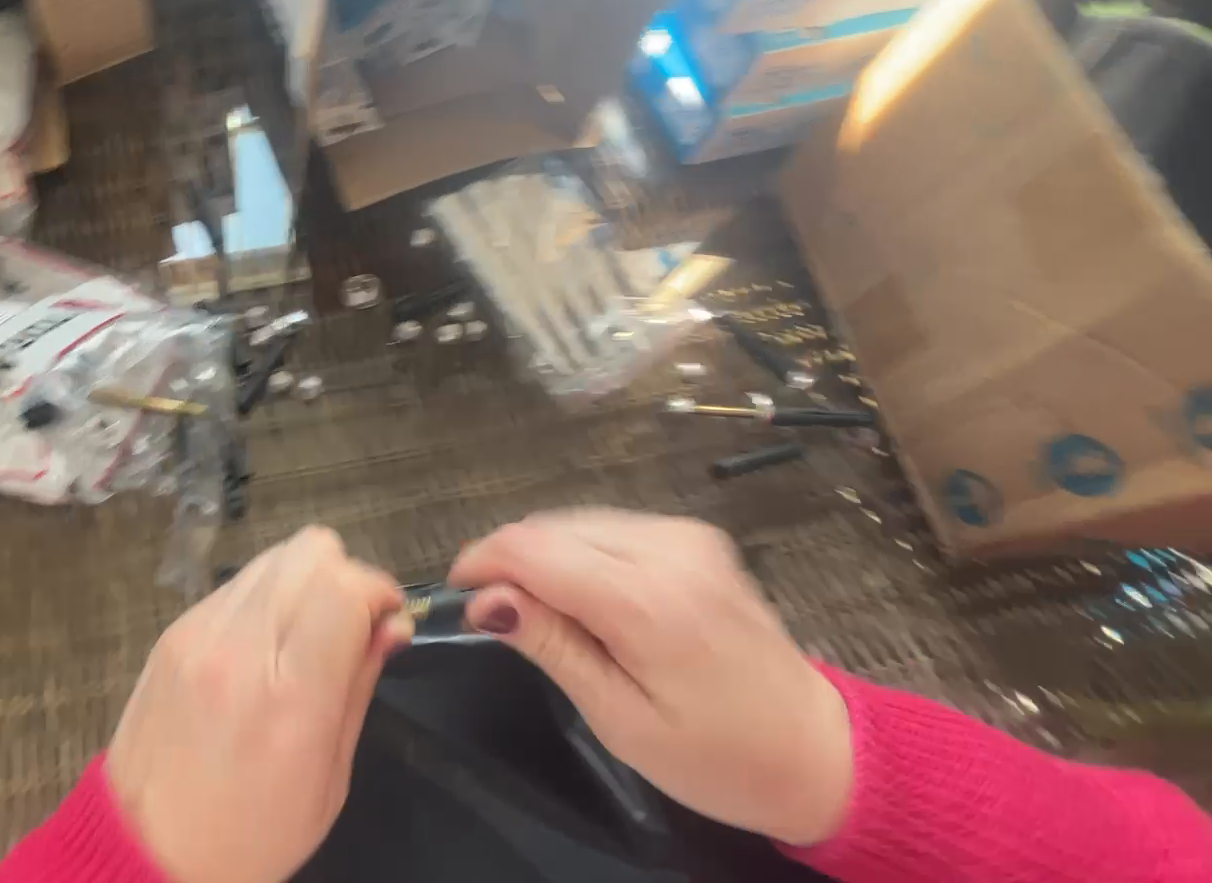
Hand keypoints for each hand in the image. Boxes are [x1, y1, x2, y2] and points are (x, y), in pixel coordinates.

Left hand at [107, 526, 411, 882]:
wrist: (142, 846)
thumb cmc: (250, 833)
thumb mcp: (329, 778)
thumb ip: (360, 684)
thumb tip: (391, 623)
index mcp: (290, 696)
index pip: (344, 585)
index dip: (378, 589)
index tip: (386, 617)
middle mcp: (241, 646)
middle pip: (311, 550)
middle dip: (344, 576)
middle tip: (347, 624)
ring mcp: (200, 629)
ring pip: (274, 555)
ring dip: (303, 581)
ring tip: (302, 635)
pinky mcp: (175, 627)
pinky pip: (237, 582)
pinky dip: (265, 597)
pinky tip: (262, 644)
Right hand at [449, 510, 853, 846]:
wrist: (821, 751)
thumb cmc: (717, 757)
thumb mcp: (620, 719)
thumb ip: (550, 645)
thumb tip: (484, 600)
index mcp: (647, 601)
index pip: (532, 548)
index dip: (481, 563)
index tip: (458, 597)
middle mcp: (666, 547)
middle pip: (547, 527)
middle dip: (508, 562)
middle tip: (498, 616)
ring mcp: (682, 533)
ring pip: (572, 521)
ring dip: (541, 556)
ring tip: (542, 611)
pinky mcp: (691, 534)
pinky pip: (605, 527)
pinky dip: (576, 552)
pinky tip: (585, 595)